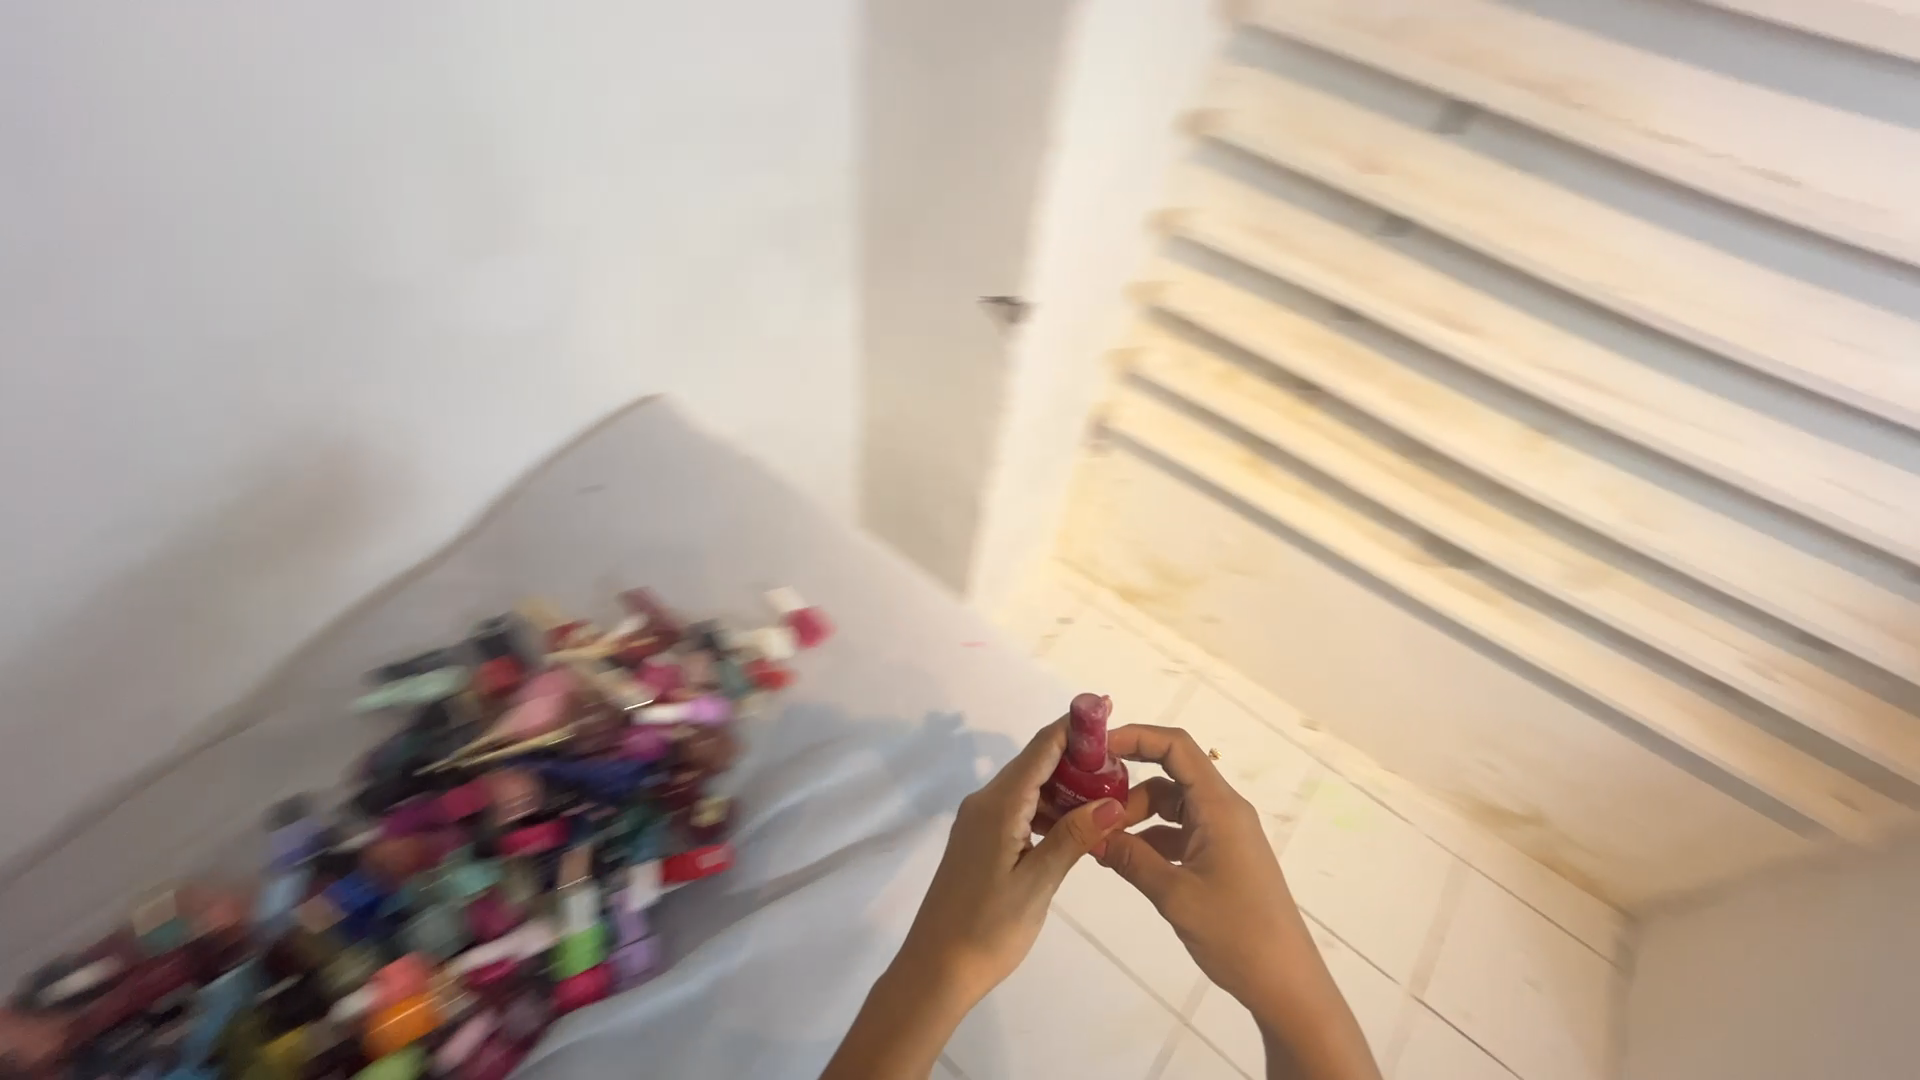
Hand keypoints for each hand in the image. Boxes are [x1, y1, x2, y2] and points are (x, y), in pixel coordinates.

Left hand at [821, 716, 1127, 1079]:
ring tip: (1108, 792)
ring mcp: (979, 820)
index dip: (1074, 726)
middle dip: (1077, 756)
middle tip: (1121, 762)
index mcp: (999, 804)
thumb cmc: (987, 927)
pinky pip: (1019, 807)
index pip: (1041, 748)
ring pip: (1028, 786)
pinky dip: (1048, 807)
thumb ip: (1073, 837)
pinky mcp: (980, 839)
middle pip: (1035, 762)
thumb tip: (1113, 800)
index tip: (1107, 708)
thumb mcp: (1037, 884)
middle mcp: (986, 801)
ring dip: (1064, 784)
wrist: (934, 969)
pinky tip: (1075, 823)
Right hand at [1099, 725, 1380, 1079]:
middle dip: (1127, 784)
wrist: (1288, 987)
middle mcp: (1223, 810)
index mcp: (1219, 806)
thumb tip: (1088, 833)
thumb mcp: (1174, 894)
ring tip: (1102, 840)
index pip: (1176, 746)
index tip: (1096, 748)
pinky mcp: (1222, 858)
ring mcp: (1224, 834)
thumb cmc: (1237, 933)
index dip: (1135, 736)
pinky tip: (1124, 859)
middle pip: (1169, 774)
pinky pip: (1179, 832)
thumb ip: (1129, 858)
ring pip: (1171, 805)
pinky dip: (1151, 839)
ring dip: (1136, 816)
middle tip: (1089, 804)